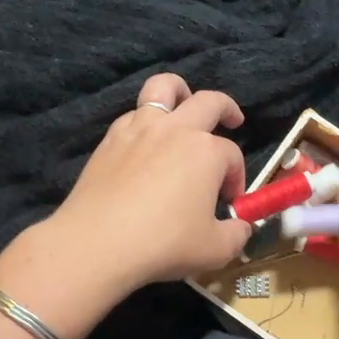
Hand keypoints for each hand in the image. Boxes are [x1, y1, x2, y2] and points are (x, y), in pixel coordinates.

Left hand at [46, 74, 252, 290]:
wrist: (97, 244)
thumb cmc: (163, 244)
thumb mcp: (215, 250)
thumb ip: (236, 235)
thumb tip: (241, 227)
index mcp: (206, 151)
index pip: (232, 156)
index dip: (236, 178)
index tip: (228, 202)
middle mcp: (176, 130)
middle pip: (209, 102)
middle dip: (227, 108)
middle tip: (233, 119)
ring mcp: (139, 129)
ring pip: (162, 88)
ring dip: (180, 91)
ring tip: (184, 104)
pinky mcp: (110, 139)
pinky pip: (133, 114)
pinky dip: (145, 119)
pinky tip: (146, 140)